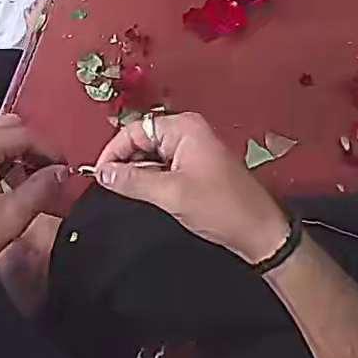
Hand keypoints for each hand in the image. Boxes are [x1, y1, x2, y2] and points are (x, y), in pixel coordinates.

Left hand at [0, 100, 70, 302]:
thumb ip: (41, 188)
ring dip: (12, 146)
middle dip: (33, 146)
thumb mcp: (12, 216)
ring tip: (28, 169)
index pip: (24, 135)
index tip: (62, 166)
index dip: (49, 151)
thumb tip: (60, 173)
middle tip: (50, 169)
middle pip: (8, 127)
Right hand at [93, 113, 289, 264]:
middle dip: (125, 160)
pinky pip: (164, 163)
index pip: (135, 129)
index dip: (114, 151)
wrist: (258, 230)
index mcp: (183, 127)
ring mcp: (192, 146)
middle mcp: (187, 130)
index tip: (99, 175)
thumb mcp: (170, 194)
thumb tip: (102, 173)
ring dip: (138, 171)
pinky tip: (146, 193)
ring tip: (128, 192)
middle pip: (142, 138)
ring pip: (152, 153)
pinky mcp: (195, 164)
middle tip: (110, 186)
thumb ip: (133, 181)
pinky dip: (151, 176)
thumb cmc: (220, 207)